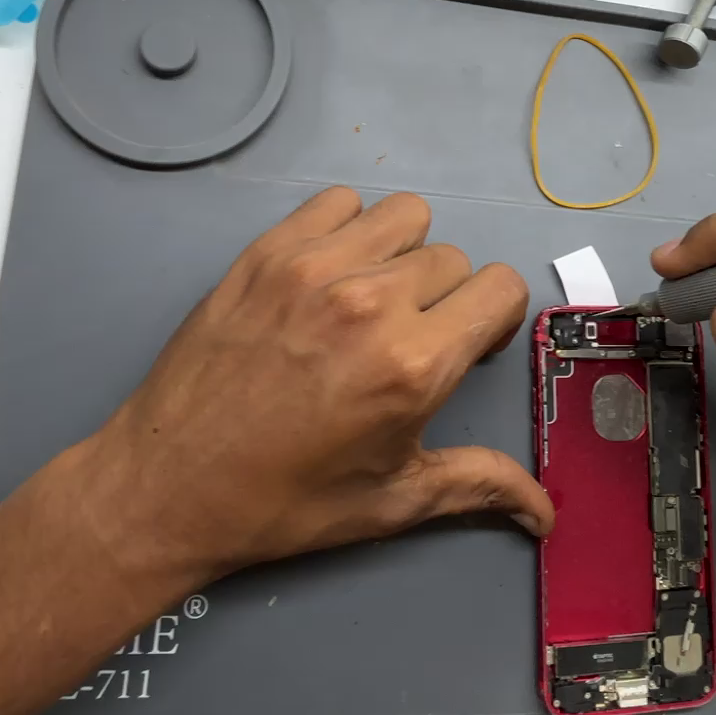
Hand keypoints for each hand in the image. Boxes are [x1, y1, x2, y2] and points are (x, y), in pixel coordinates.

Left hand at [69, 186, 551, 583]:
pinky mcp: (268, 249)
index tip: (466, 344)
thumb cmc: (287, 500)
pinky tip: (326, 273)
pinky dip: (347, 228)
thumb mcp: (392, 502)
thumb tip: (546, 512)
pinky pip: (337, 201)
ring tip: (371, 294)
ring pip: (403, 216)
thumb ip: (479, 486)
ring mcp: (315, 266)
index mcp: (415, 364)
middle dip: (447, 295)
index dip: (494, 317)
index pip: (501, 287)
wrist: (169, 484)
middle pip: (453, 257)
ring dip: (403, 251)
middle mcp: (373, 301)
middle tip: (409, 334)